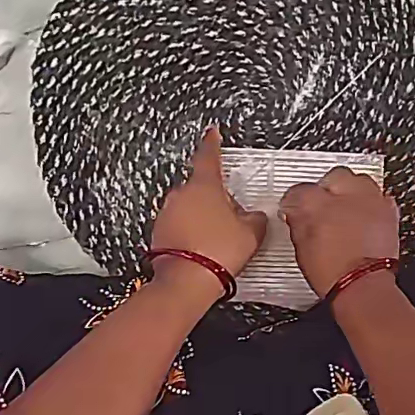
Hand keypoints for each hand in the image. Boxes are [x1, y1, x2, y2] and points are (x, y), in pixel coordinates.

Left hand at [149, 127, 267, 294]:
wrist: (186, 281)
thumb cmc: (218, 252)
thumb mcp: (251, 233)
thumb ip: (256, 218)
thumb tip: (255, 216)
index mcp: (204, 186)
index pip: (208, 156)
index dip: (212, 143)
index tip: (212, 133)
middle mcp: (181, 195)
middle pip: (201, 188)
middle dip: (215, 200)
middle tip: (232, 220)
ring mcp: (167, 213)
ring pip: (189, 208)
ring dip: (202, 218)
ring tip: (218, 240)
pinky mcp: (159, 232)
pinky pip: (179, 225)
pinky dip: (191, 232)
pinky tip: (204, 248)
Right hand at [280, 167, 400, 295]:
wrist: (363, 286)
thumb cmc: (334, 273)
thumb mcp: (303, 248)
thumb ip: (299, 222)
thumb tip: (297, 214)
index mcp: (316, 203)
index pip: (301, 190)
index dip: (296, 200)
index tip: (296, 207)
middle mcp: (345, 195)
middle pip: (335, 177)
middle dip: (328, 188)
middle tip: (323, 205)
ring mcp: (370, 201)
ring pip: (360, 182)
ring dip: (352, 192)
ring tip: (346, 209)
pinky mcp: (389, 211)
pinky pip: (379, 198)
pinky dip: (371, 204)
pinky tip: (364, 217)